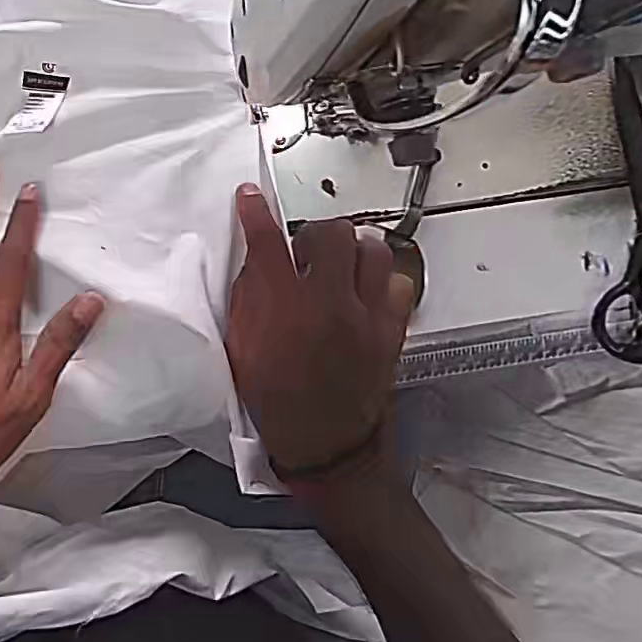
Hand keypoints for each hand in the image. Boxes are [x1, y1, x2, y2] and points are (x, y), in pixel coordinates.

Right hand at [225, 183, 412, 491]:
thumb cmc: (277, 400)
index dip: (254, 213)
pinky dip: (381, 279)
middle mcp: (328, 305)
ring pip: (372, 249)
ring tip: (337, 265)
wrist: (326, 445)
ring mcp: (367, 316)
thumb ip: (247, 300)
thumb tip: (255, 264)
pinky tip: (366, 291)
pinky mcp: (392, 330)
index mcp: (283, 311)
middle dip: (313, 233)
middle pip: (330, 234)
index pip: (266, 243)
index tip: (250, 197)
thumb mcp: (242, 349)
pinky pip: (398, 282)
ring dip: (351, 249)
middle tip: (303, 250)